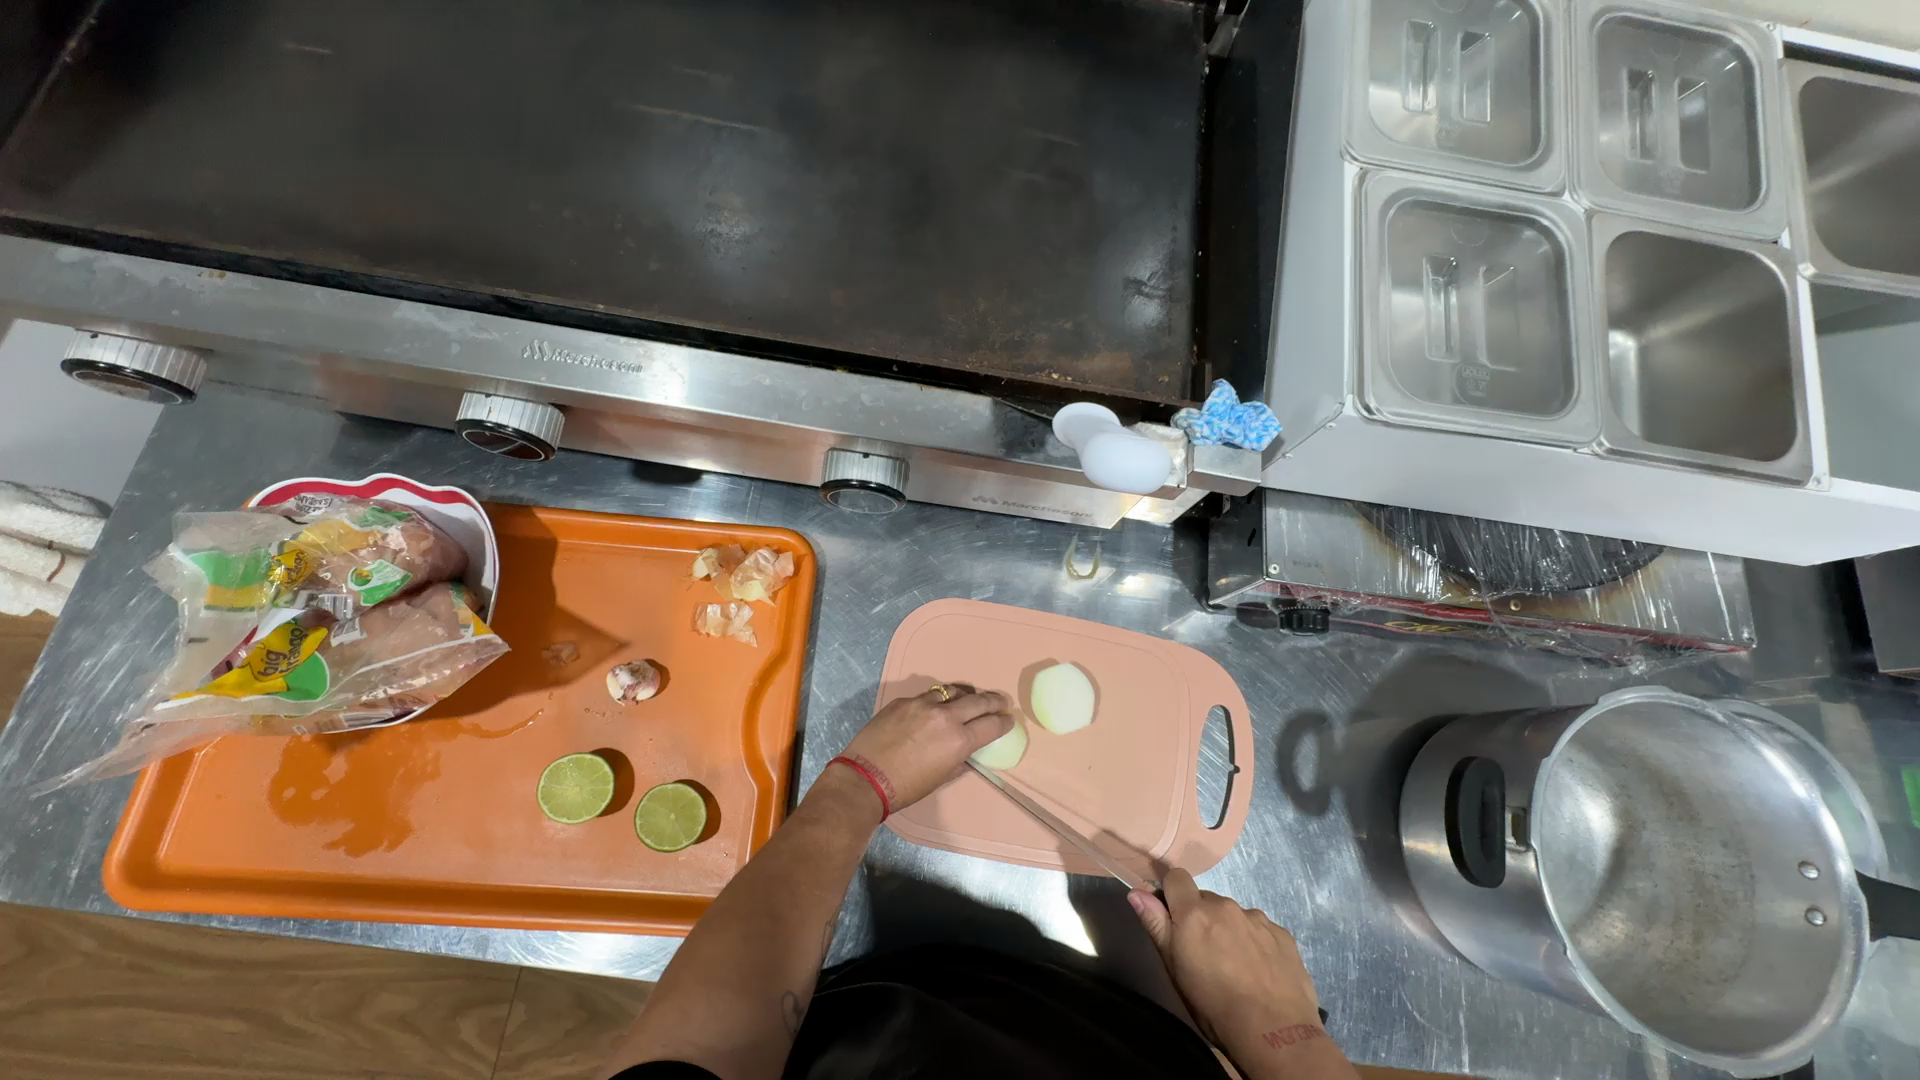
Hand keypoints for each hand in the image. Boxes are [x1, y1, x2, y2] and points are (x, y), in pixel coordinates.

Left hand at [835, 686, 1015, 814]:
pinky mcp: (904, 701)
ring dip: (965, 695)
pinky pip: (928, 695)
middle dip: (993, 701)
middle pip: (978, 701)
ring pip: (952, 691)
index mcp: (959, 740)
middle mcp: (945, 716)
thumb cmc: (906, 787)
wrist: (866, 778)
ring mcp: (923, 704)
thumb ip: (959, 761)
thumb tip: (967, 752)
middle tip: (1002, 701)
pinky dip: (938, 699)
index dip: (1003, 722)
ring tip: (969, 699)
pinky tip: (936, 706)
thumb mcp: (941, 778)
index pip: (991, 725)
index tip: (1009, 719)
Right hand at [1131, 870, 1343, 1073]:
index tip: (1174, 918)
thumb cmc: (1213, 1005)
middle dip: (1202, 918)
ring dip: (1230, 930)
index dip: (1172, 893)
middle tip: (1206, 953)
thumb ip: (1156, 926)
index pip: (1177, 877)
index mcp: (1194, 913)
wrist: (1274, 1033)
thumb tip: (1137, 892)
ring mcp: (1257, 919)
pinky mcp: (1283, 934)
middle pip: (1207, 899)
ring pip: (1235, 915)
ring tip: (1237, 966)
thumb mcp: (1174, 970)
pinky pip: (1261, 930)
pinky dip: (1257, 943)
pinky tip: (1260, 971)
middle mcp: (1226, 906)